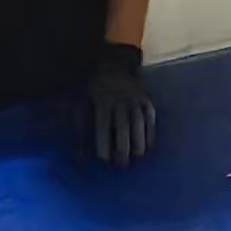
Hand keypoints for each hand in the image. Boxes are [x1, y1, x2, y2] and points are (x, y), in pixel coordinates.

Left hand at [85, 42, 155, 166]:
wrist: (114, 64)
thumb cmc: (96, 90)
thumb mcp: (85, 101)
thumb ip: (83, 122)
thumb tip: (79, 147)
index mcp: (103, 101)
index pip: (103, 128)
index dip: (104, 146)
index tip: (104, 162)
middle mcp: (121, 100)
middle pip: (123, 128)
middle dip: (122, 149)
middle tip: (122, 166)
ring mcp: (136, 99)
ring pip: (139, 124)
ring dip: (138, 144)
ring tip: (136, 159)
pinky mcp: (147, 99)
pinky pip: (151, 118)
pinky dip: (151, 134)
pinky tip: (149, 149)